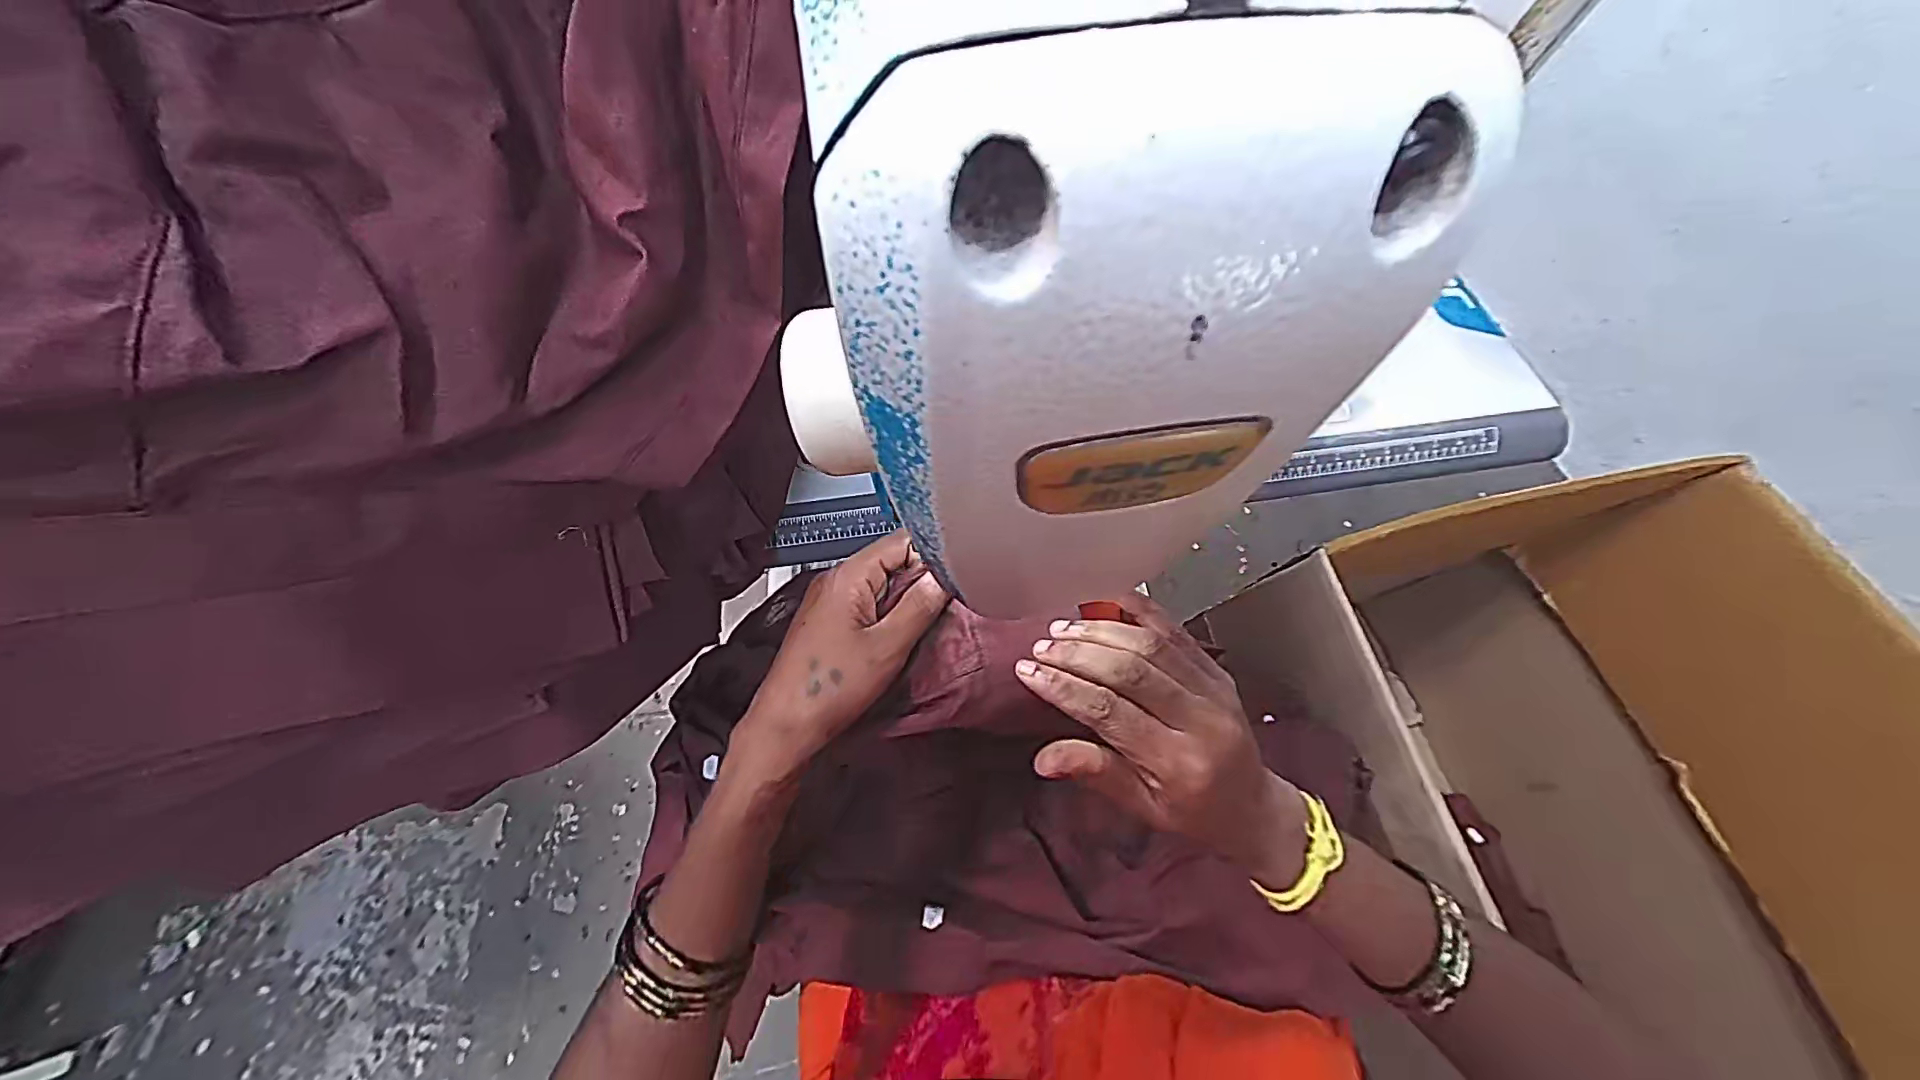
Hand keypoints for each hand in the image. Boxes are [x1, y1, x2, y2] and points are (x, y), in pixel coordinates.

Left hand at [729, 531, 949, 790]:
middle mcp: (835, 581)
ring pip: (882, 585)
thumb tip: (943, 578)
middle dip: (920, 582)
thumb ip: (920, 606)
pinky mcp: (830, 622)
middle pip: (892, 561)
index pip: (900, 541)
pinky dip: (887, 617)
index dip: (931, 556)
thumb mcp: (888, 646)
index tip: (951, 580)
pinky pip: (868, 605)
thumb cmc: (828, 688)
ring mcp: (830, 601)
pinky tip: (894, 641)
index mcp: (847, 577)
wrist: (786, 725)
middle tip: (937, 611)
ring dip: (904, 602)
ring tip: (914, 630)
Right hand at [1015, 591, 1307, 885]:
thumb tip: (1043, 758)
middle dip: (1078, 653)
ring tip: (1063, 628)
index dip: (1064, 687)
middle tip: (1042, 647)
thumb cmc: (1193, 813)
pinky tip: (1108, 602)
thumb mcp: (1141, 807)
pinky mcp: (1218, 670)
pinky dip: (1141, 612)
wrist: (1254, 807)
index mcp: (1177, 763)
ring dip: (1101, 630)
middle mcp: (1201, 721)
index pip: (1110, 712)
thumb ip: (1095, 773)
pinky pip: (1177, 632)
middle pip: (1130, 671)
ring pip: (1151, 645)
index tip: (1029, 672)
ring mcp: (1215, 690)